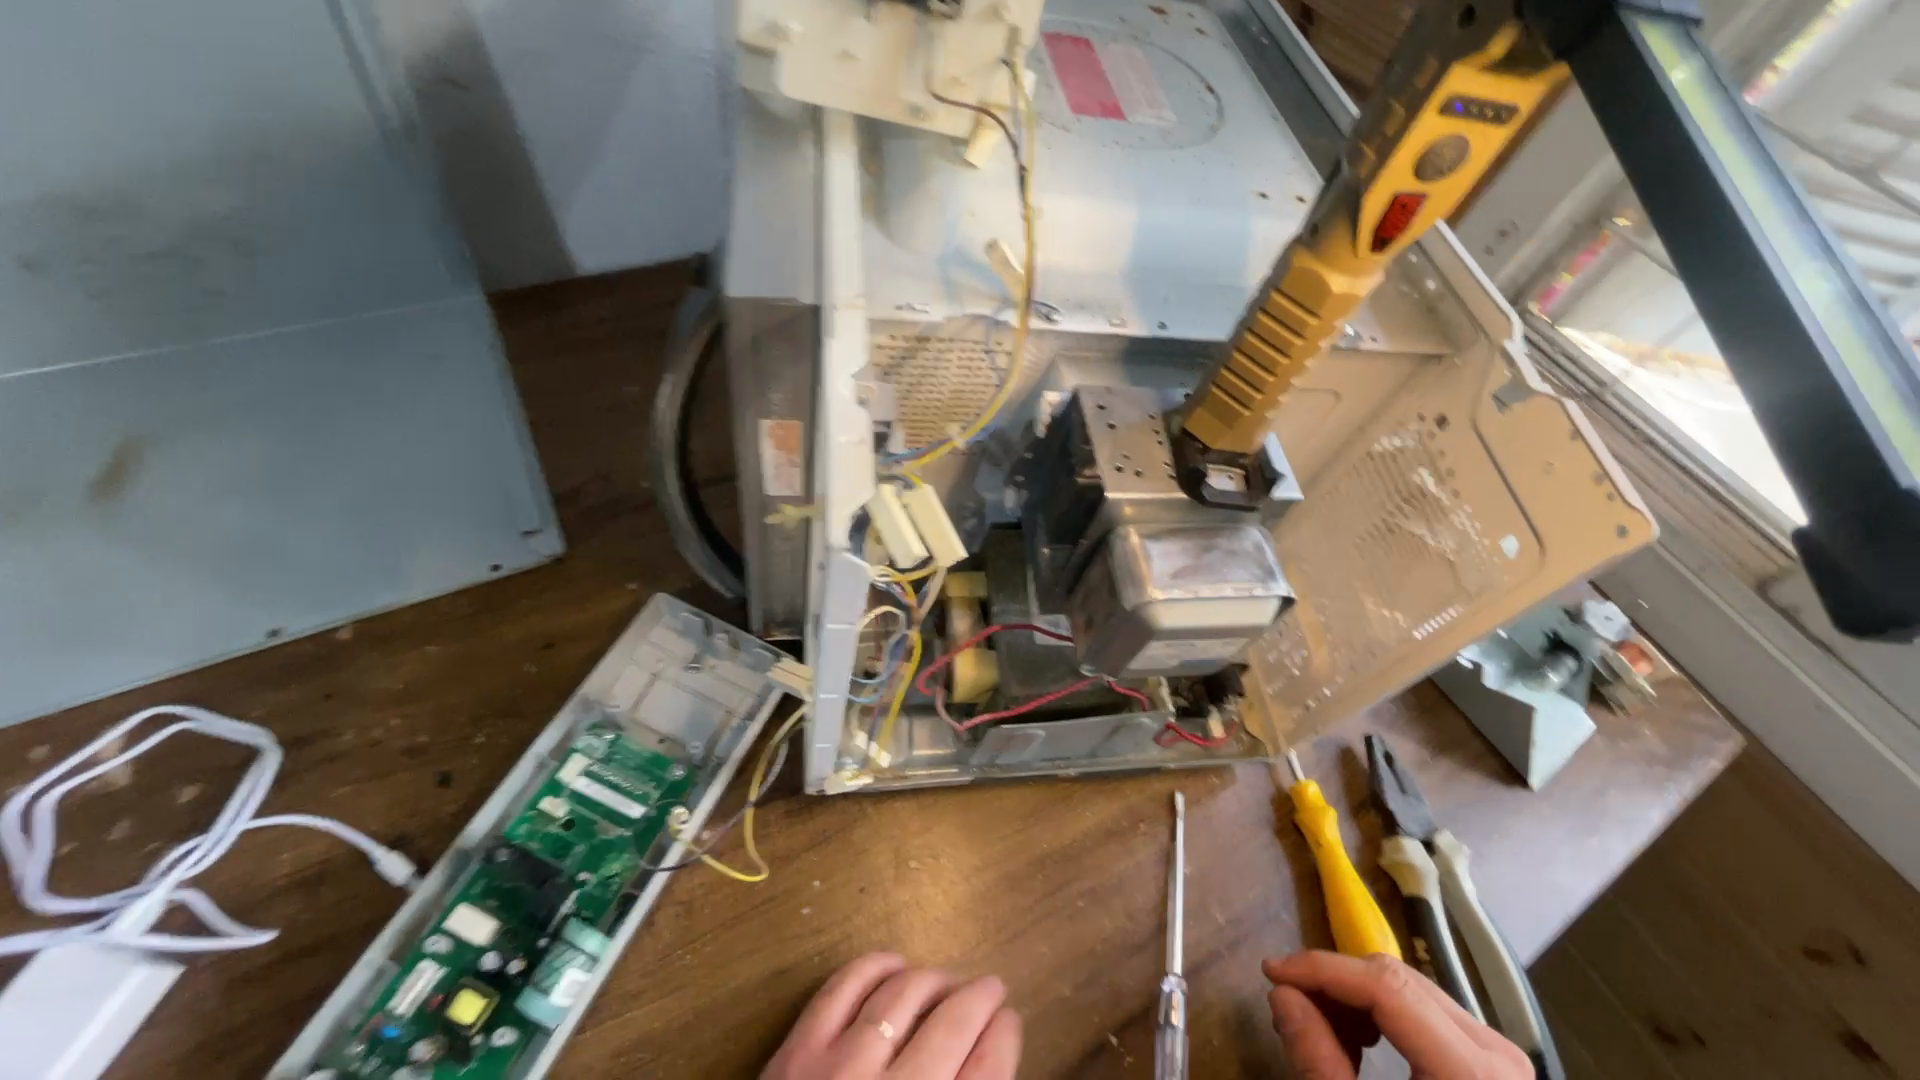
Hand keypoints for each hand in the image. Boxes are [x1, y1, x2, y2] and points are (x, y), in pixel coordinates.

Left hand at [764, 952, 1022, 1078]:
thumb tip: (990, 1054)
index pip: (990, 1066)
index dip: (1005, 1035)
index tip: (1008, 1019)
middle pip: (953, 1023)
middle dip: (980, 998)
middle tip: (990, 988)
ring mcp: (843, 1068)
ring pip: (903, 994)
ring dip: (934, 980)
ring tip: (945, 982)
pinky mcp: (797, 1052)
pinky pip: (845, 986)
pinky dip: (875, 966)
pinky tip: (894, 965)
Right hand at [1264, 951, 1530, 1079]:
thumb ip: (1318, 1062)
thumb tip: (1282, 994)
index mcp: (1472, 1077)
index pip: (1387, 989)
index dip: (1322, 971)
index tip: (1271, 973)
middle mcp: (1497, 1052)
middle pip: (1396, 980)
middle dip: (1332, 985)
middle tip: (1289, 1008)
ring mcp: (1500, 1054)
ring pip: (1407, 988)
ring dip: (1352, 1000)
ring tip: (1322, 1036)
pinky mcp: (1492, 1060)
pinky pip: (1423, 1010)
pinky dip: (1379, 1016)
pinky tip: (1357, 1045)